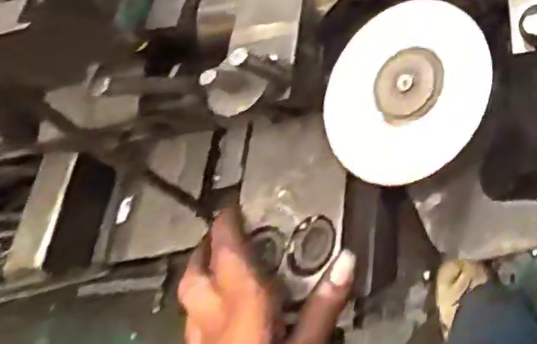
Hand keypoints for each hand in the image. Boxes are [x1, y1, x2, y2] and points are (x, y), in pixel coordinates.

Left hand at [179, 208, 356, 343]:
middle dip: (203, 253)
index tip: (232, 206)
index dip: (226, 228)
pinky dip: (206, 312)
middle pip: (194, 281)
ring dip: (202, 282)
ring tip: (223, 269)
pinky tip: (223, 320)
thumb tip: (347, 258)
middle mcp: (210, 327)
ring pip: (188, 308)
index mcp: (239, 311)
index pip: (227, 257)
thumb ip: (324, 306)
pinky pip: (195, 332)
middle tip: (221, 233)